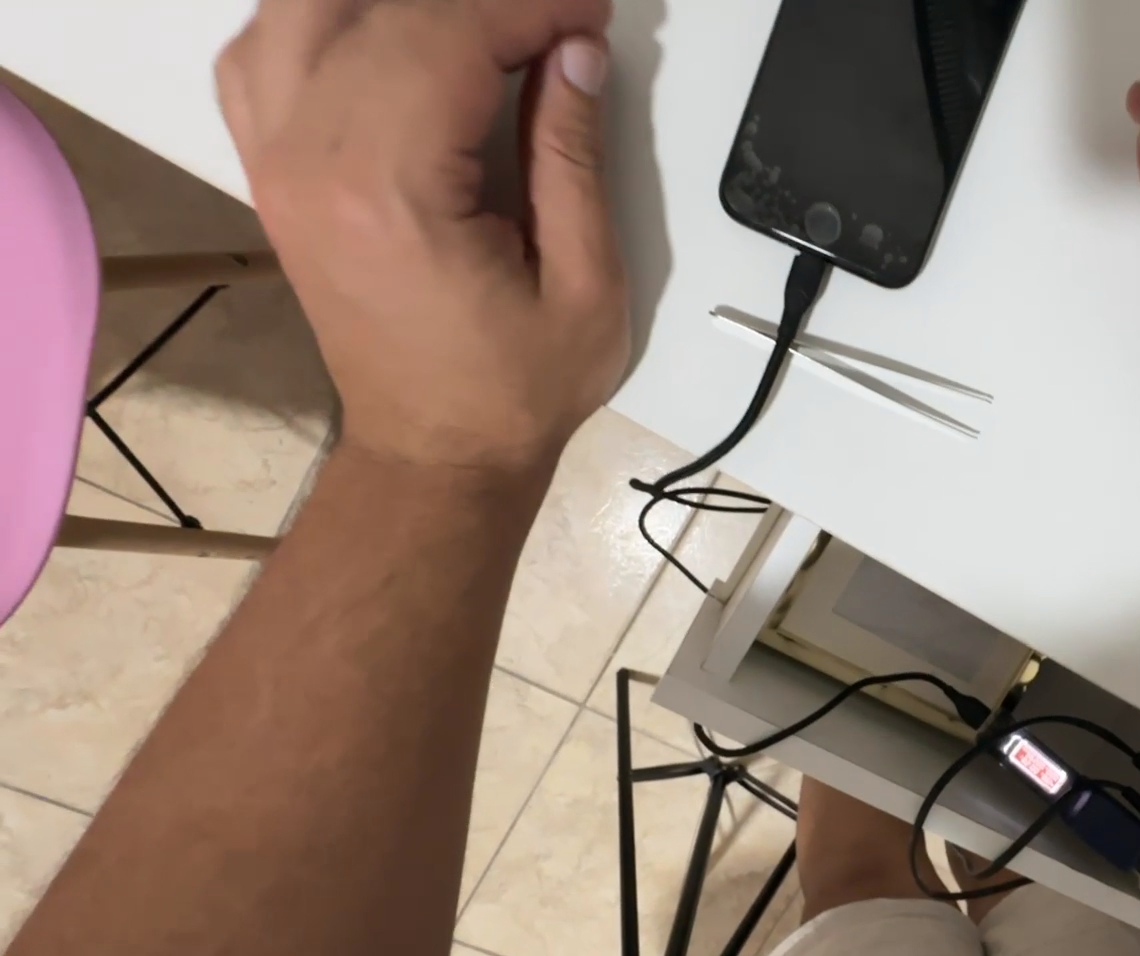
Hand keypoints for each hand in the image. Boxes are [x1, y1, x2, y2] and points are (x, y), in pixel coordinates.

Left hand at [217, 0, 628, 477]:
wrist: (442, 449)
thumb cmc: (523, 387)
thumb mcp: (585, 285)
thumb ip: (574, 162)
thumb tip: (577, 56)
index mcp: (391, 191)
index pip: (443, 37)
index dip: (527, 7)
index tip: (592, 12)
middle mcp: (306, 157)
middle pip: (375, 7)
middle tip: (557, 18)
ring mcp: (272, 161)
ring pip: (303, 7)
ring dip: (403, 7)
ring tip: (488, 30)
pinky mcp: (271, 173)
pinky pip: (268, 50)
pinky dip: (334, 22)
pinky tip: (395, 42)